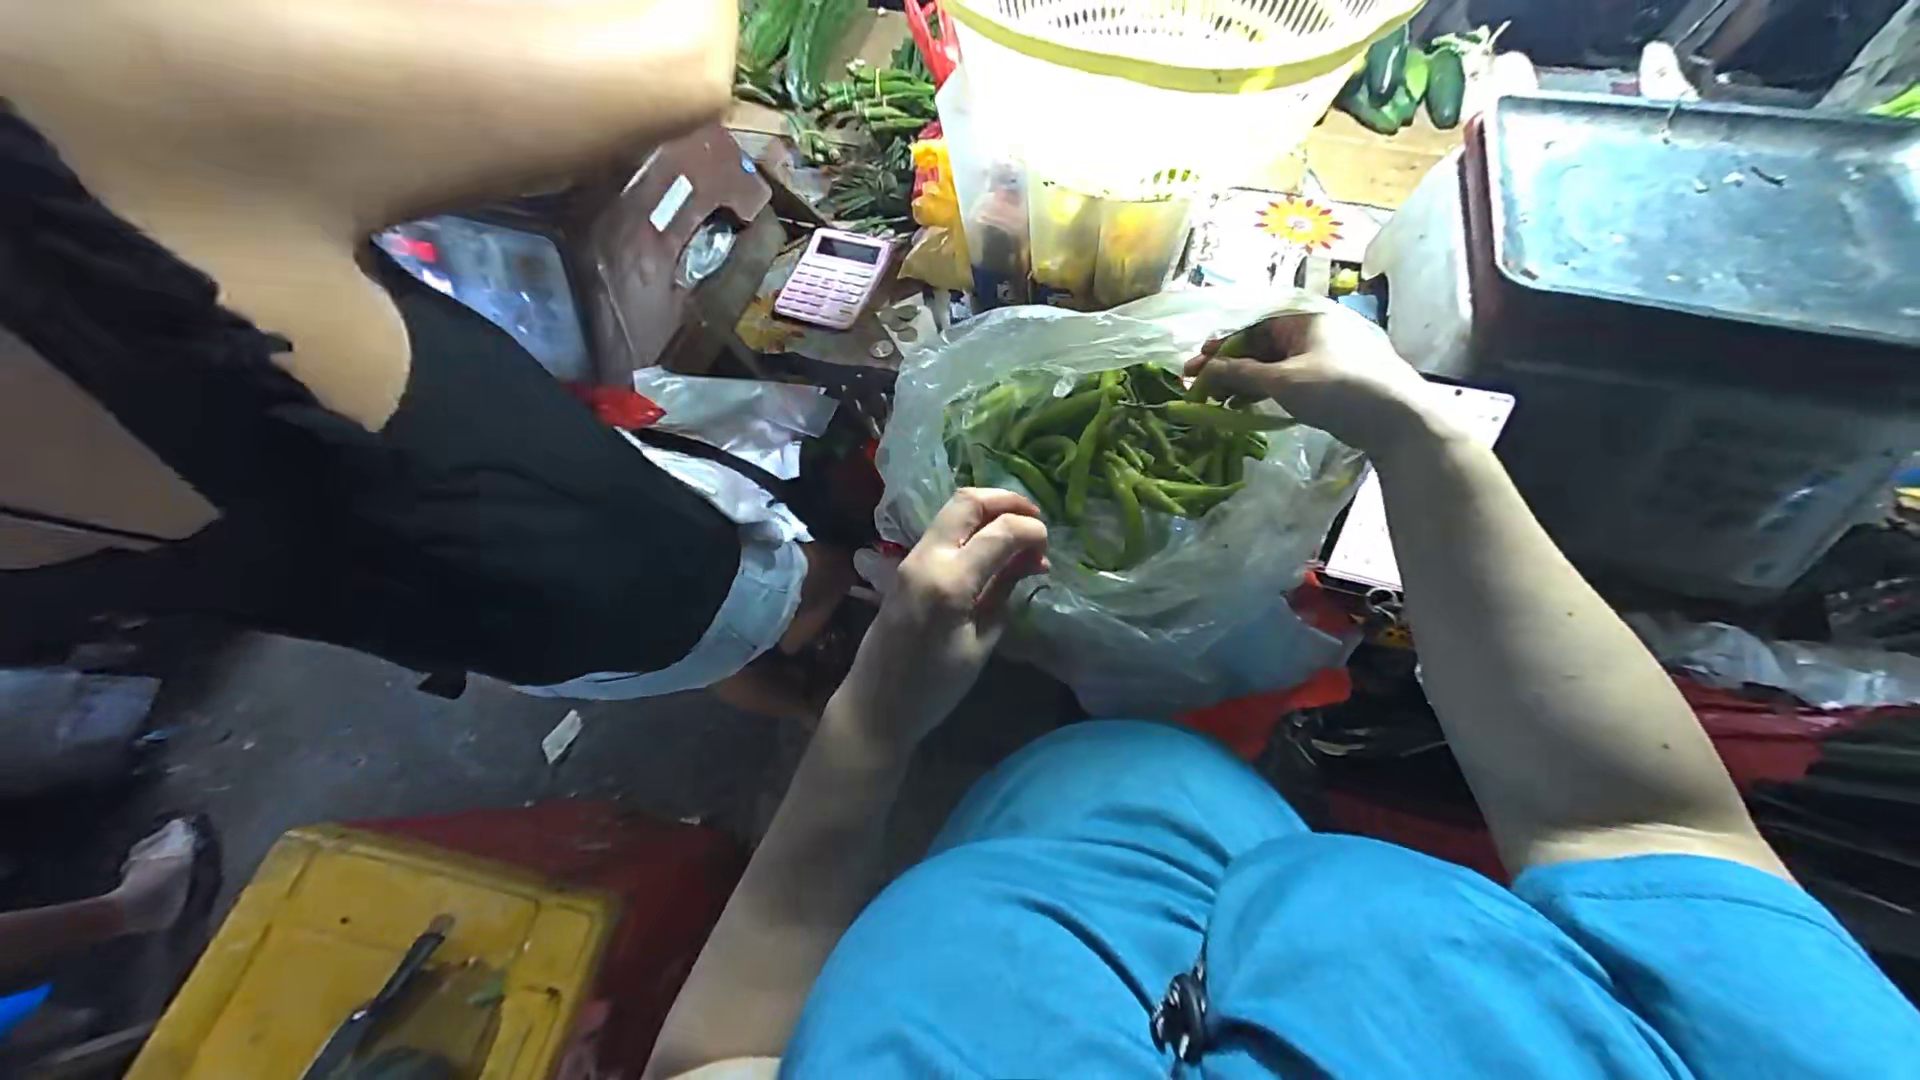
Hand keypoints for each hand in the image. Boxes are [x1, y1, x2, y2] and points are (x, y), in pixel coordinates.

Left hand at [831, 489, 1049, 749]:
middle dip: (1006, 501)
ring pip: (951, 510)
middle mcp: (926, 558)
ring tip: (1018, 533)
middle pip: (967, 501)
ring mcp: (910, 559)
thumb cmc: (934, 688)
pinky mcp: (904, 566)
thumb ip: (1004, 591)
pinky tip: (992, 548)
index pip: (999, 531)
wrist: (875, 705)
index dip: (1031, 530)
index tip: (1047, 546)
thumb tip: (1032, 559)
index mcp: (949, 581)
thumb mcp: (981, 644)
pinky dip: (970, 528)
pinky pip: (941, 531)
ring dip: (988, 512)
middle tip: (1034, 520)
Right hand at [1183, 306, 1442, 455]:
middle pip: (1258, 347)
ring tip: (1216, 402)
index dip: (1220, 348)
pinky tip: (1243, 407)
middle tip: (1198, 388)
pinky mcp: (1325, 382)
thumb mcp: (1282, 380)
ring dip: (1240, 382)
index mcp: (1304, 320)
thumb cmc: (1338, 388)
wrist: (1396, 418)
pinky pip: (1283, 380)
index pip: (1250, 329)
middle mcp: (1311, 333)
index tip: (1194, 367)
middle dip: (1227, 367)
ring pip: (1269, 366)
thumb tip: (1203, 370)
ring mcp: (1320, 358)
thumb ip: (1239, 373)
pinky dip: (1260, 392)